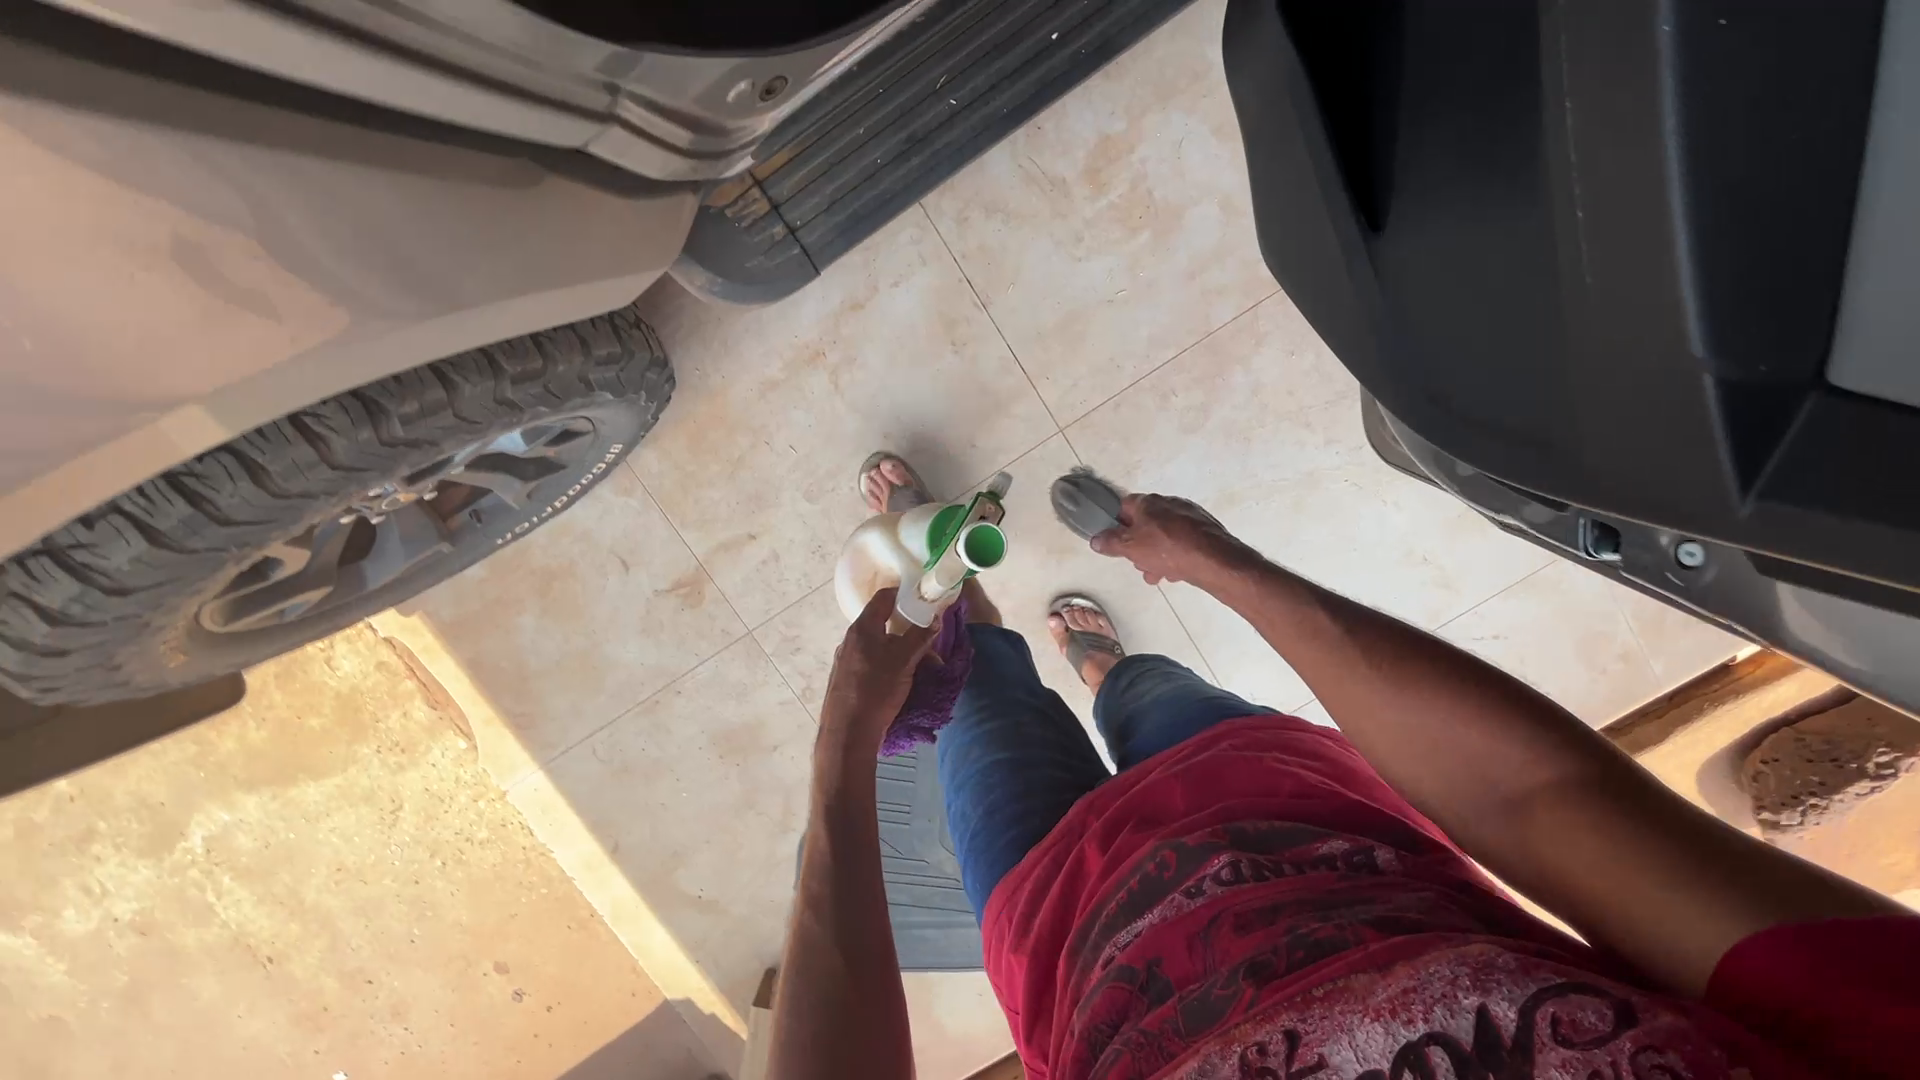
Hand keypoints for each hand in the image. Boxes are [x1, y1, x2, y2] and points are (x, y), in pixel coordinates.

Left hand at [819, 587, 939, 748]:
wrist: (848, 733)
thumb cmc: (876, 689)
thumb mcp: (904, 660)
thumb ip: (920, 637)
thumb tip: (935, 619)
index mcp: (862, 628)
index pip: (883, 598)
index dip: (904, 594)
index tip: (924, 600)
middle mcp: (851, 640)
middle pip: (884, 625)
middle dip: (910, 632)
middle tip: (930, 644)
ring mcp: (847, 661)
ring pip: (881, 648)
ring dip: (903, 654)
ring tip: (924, 670)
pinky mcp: (848, 681)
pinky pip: (874, 665)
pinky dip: (891, 667)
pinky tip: (903, 684)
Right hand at [1090, 493, 1254, 585]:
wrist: (1213, 560)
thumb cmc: (1168, 549)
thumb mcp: (1130, 548)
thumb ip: (1111, 542)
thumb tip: (1096, 539)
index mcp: (1148, 502)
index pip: (1124, 506)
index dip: (1115, 523)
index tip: (1113, 540)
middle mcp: (1170, 504)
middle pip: (1145, 523)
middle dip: (1139, 545)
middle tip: (1137, 562)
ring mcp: (1189, 516)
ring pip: (1164, 535)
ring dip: (1156, 555)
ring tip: (1156, 574)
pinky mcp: (1205, 531)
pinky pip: (1182, 542)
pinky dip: (1175, 556)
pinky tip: (1175, 572)